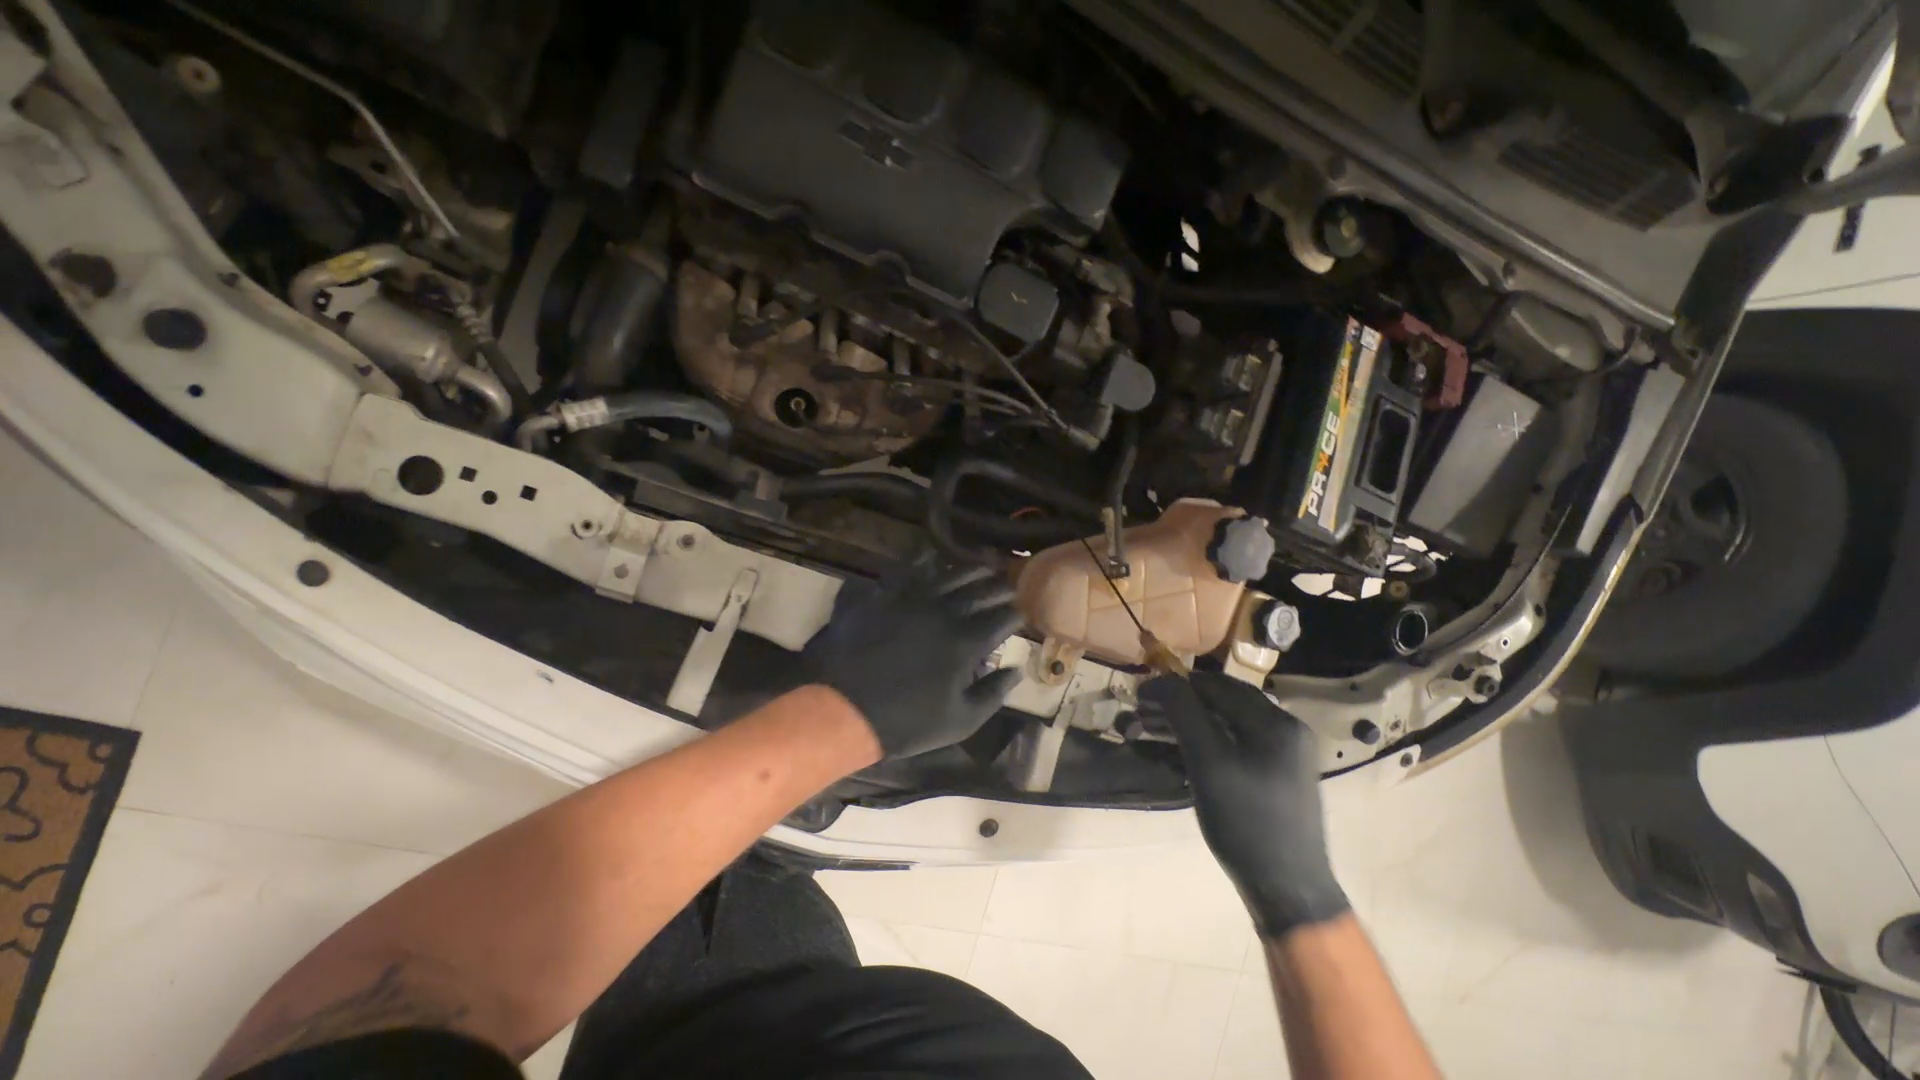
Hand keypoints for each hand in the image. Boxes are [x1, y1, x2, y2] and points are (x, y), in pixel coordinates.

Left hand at [809, 558, 1023, 758]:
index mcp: (966, 643)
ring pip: (947, 575)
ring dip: (968, 570)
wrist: (846, 712)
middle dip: (997, 587)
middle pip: (979, 590)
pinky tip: (932, 560)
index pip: (1002, 618)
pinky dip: (924, 564)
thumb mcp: (962, 721)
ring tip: (979, 567)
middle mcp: (943, 613)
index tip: (1020, 613)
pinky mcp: (882, 597)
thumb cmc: (908, 724)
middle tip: (1006, 585)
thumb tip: (1017, 669)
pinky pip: (907, 572)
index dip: (1015, 614)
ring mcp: (910, 601)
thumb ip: (994, 692)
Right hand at [1140, 672, 1347, 937]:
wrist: (1288, 887)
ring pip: (1227, 725)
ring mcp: (1285, 754)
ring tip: (1150, 733)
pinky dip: (1206, 744)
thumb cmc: (1245, 823)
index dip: (1175, 685)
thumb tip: (1162, 679)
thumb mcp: (1208, 765)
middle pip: (1223, 702)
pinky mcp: (1278, 776)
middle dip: (1180, 704)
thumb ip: (1185, 716)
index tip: (1140, 693)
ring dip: (1189, 724)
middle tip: (1141, 715)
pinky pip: (1237, 746)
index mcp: (1275, 721)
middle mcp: (1286, 729)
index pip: (1217, 685)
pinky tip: (1178, 755)